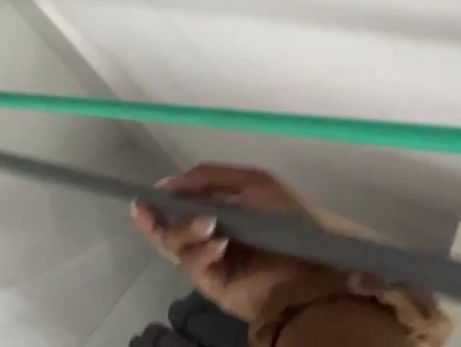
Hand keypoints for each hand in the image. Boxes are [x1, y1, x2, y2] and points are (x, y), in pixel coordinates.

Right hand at [130, 164, 325, 321]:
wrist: (317, 275)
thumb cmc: (290, 224)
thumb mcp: (254, 183)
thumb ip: (208, 176)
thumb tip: (166, 185)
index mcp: (220, 215)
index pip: (179, 206)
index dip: (160, 199)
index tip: (146, 192)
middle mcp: (210, 238)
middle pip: (165, 227)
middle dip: (151, 217)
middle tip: (143, 208)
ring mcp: (210, 263)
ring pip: (174, 243)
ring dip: (185, 229)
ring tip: (210, 226)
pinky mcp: (213, 285)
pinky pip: (193, 264)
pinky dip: (202, 252)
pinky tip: (220, 246)